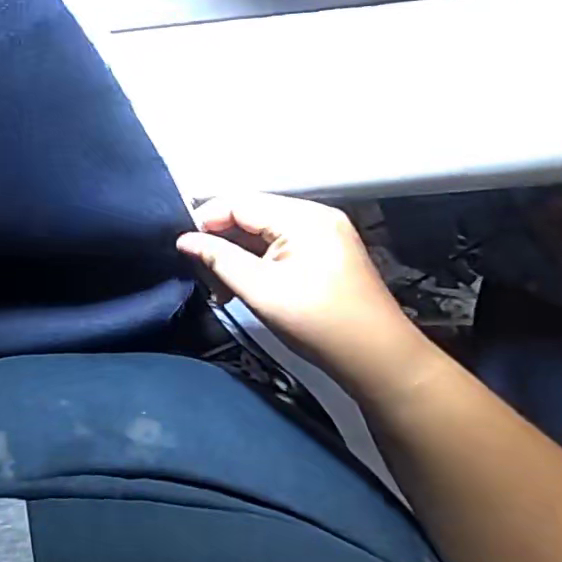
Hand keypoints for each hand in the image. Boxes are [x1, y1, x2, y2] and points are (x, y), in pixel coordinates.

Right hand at [177, 194, 427, 381]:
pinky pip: (281, 245)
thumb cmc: (318, 323)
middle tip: (200, 269)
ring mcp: (324, 234)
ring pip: (265, 232)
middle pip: (253, 215)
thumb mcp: (259, 290)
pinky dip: (259, 261)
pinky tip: (244, 284)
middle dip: (222, 239)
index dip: (207, 220)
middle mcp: (315, 217)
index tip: (183, 246)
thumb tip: (185, 240)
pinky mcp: (326, 253)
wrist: (377, 358)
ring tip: (220, 284)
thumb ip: (218, 259)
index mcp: (303, 218)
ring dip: (238, 254)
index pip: (240, 203)